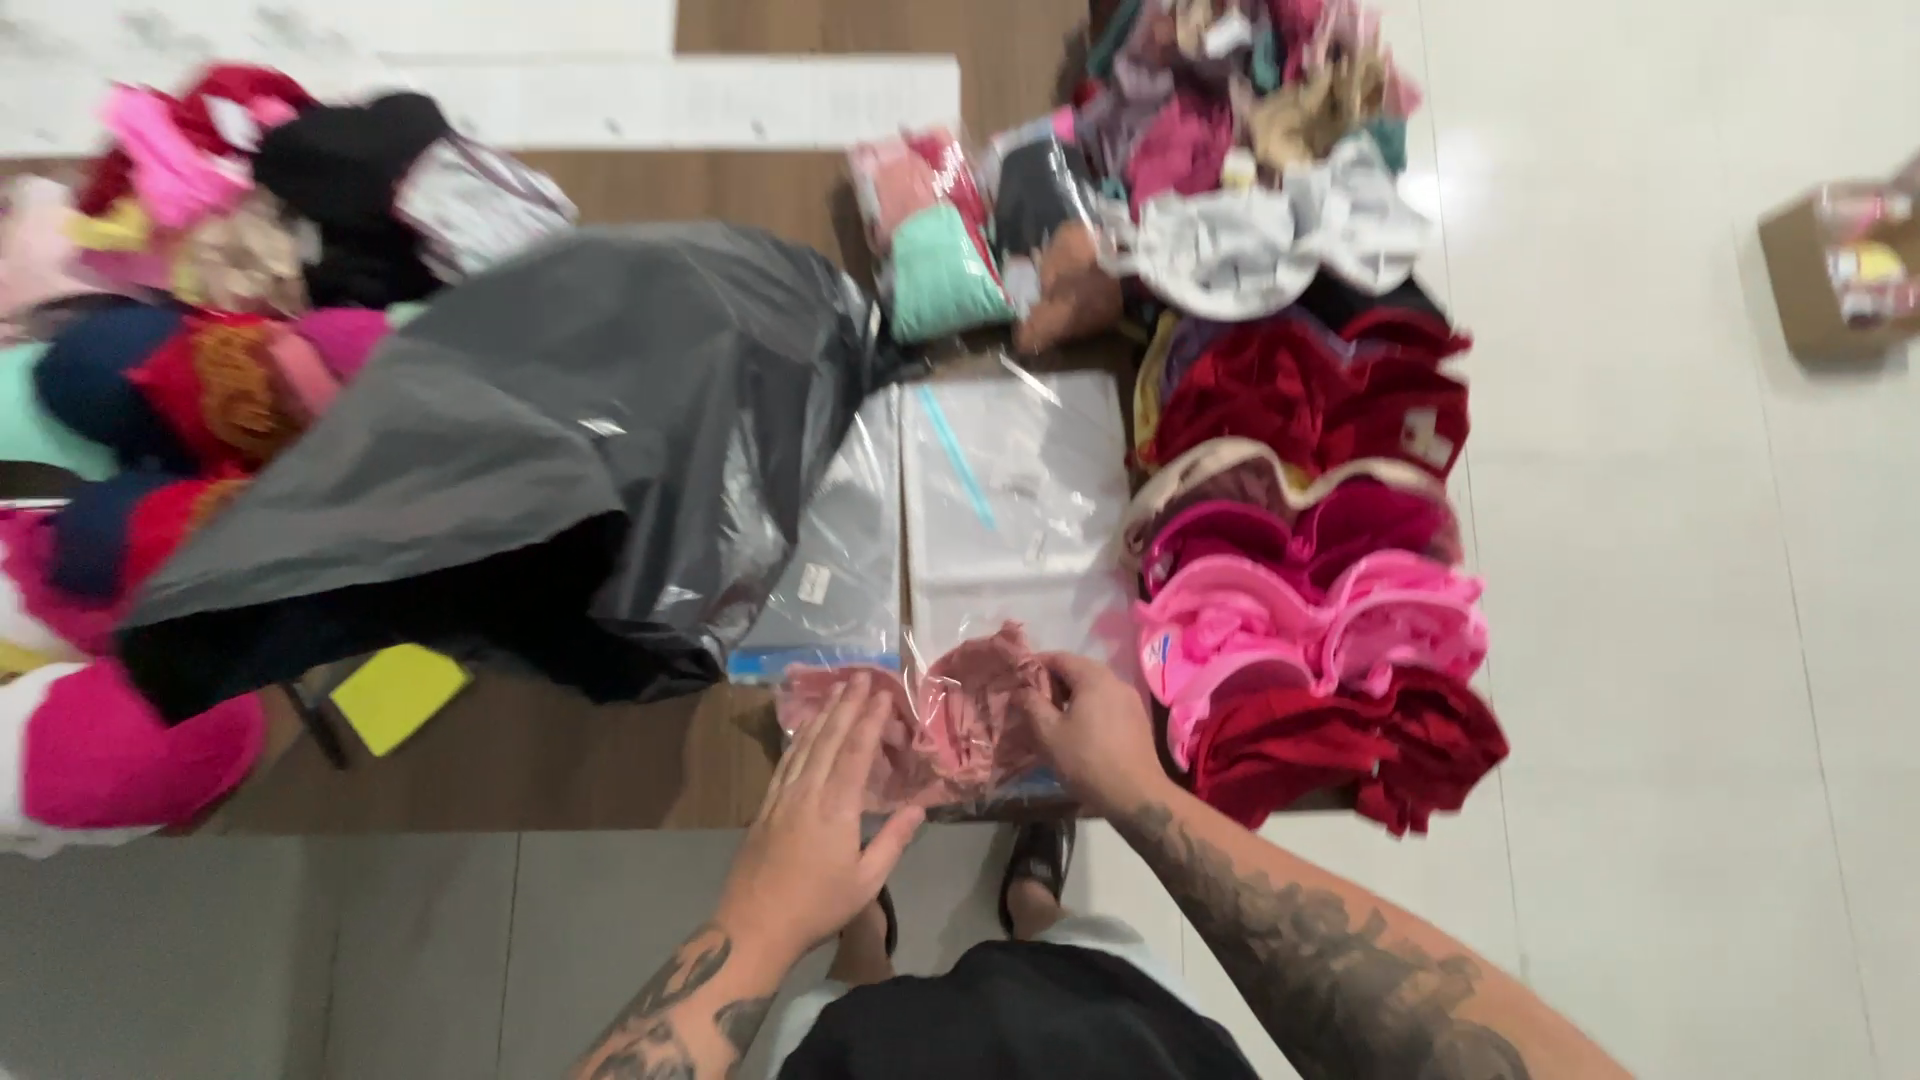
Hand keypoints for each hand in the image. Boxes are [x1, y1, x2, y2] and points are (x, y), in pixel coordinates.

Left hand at [714, 674, 923, 962]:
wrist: (753, 928)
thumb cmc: (816, 907)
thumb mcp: (866, 881)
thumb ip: (894, 840)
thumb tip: (919, 807)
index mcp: (836, 808)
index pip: (855, 751)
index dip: (870, 720)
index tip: (883, 694)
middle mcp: (807, 792)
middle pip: (829, 738)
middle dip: (847, 704)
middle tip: (861, 676)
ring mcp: (782, 796)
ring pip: (806, 744)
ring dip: (823, 714)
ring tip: (838, 690)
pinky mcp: (766, 805)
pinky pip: (786, 761)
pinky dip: (800, 738)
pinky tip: (806, 729)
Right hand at [1018, 652, 1171, 816]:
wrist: (1136, 795)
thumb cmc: (1087, 760)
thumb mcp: (1049, 733)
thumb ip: (1031, 704)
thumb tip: (1021, 689)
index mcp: (1094, 677)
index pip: (1059, 657)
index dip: (1036, 665)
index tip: (1019, 681)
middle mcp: (1116, 680)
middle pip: (1079, 669)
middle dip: (1054, 681)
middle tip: (1034, 700)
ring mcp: (1131, 699)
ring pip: (1094, 686)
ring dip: (1072, 695)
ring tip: (1055, 715)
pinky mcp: (1138, 718)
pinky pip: (1108, 701)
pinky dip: (1090, 706)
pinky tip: (1081, 728)